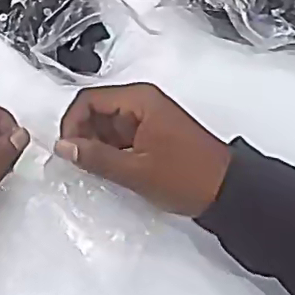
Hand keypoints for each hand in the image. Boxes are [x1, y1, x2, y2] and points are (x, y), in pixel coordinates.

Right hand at [55, 83, 230, 216]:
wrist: (232, 194)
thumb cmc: (188, 177)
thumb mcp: (136, 171)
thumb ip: (95, 157)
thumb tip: (62, 147)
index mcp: (139, 100)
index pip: (89, 100)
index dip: (72, 123)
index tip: (66, 149)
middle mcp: (142, 102)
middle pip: (97, 109)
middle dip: (83, 134)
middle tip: (80, 162)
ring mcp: (149, 117)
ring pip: (107, 124)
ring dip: (97, 144)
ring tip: (97, 169)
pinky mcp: (153, 133)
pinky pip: (121, 135)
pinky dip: (111, 150)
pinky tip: (112, 169)